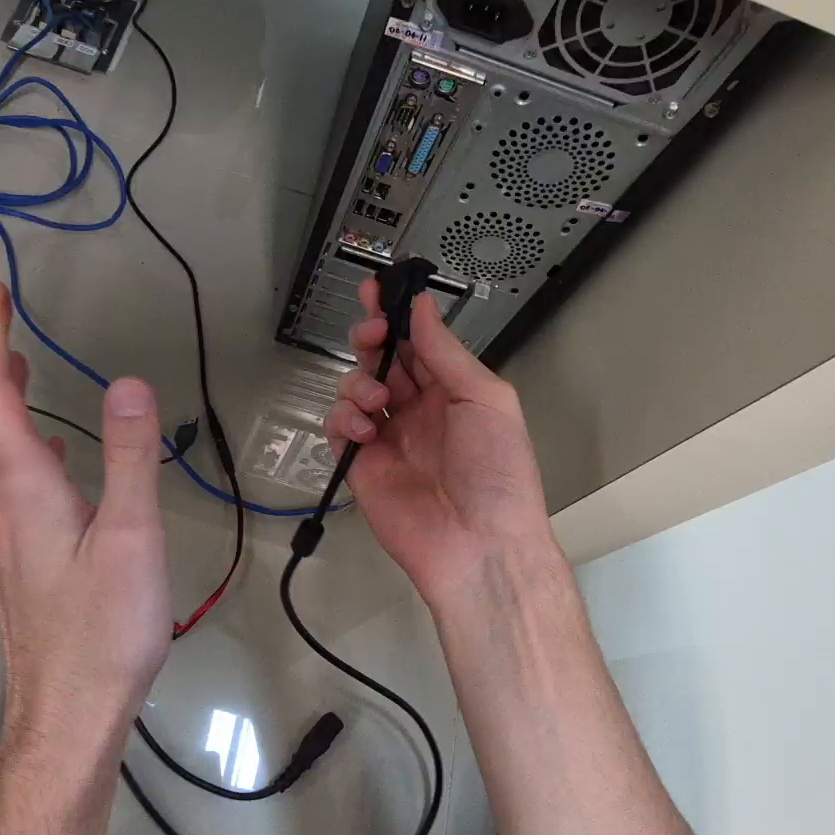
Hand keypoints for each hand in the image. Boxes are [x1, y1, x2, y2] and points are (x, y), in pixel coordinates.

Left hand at [0, 282, 170, 751]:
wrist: (68, 710)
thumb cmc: (103, 627)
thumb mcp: (132, 538)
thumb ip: (131, 458)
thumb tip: (128, 382)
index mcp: (23, 487)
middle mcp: (0, 503)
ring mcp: (3, 534)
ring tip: (2, 367)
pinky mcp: (17, 559)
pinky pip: (4, 481)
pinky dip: (14, 445)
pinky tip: (44, 453)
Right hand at [326, 279, 560, 601]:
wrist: (477, 545)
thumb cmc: (496, 470)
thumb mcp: (485, 399)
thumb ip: (446, 352)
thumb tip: (422, 305)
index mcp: (453, 392)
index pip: (419, 344)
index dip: (397, 316)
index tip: (377, 290)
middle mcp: (418, 411)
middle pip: (383, 361)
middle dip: (371, 339)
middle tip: (371, 335)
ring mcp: (387, 439)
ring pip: (356, 390)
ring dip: (359, 382)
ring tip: (378, 401)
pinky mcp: (360, 467)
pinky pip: (339, 429)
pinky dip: (344, 420)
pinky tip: (365, 432)